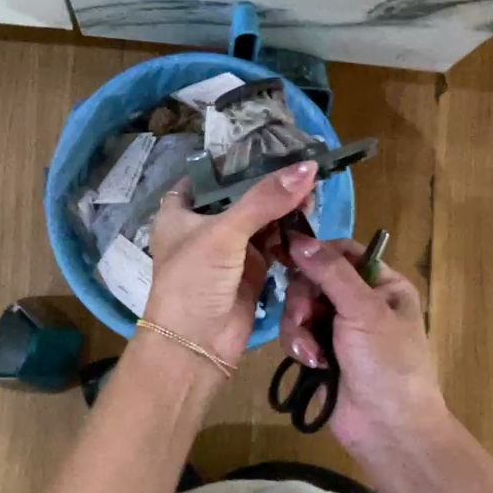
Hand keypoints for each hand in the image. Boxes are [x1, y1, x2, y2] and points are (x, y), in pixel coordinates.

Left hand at [143, 161, 317, 364]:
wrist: (195, 346)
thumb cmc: (194, 280)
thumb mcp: (224, 233)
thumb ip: (265, 199)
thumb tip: (307, 167)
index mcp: (179, 212)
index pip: (207, 177)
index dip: (235, 163)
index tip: (271, 147)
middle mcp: (203, 228)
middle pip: (242, 198)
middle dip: (271, 187)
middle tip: (305, 172)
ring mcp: (228, 251)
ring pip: (261, 221)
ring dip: (284, 210)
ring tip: (312, 193)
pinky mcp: (250, 272)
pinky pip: (274, 245)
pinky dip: (289, 236)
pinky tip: (308, 221)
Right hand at [280, 236, 448, 446]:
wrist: (388, 429)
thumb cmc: (388, 364)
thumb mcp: (364, 311)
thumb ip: (330, 273)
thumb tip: (298, 237)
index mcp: (383, 285)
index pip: (343, 252)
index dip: (315, 253)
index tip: (287, 255)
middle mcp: (361, 302)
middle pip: (313, 280)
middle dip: (303, 301)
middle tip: (305, 319)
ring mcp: (339, 329)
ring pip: (300, 308)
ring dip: (299, 329)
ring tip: (311, 354)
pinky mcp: (321, 353)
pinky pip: (297, 336)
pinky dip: (300, 348)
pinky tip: (311, 365)